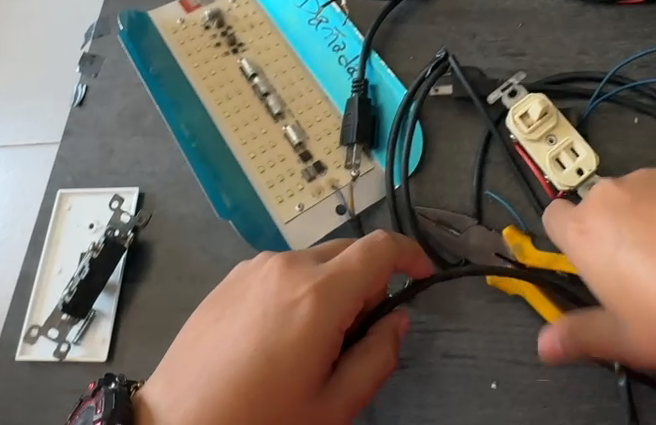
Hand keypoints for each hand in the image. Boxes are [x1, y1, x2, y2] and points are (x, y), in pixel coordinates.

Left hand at [136, 231, 433, 424]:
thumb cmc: (261, 422)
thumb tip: (398, 319)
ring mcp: (256, 266)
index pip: (380, 248)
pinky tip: (280, 336)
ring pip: (315, 262)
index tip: (423, 276)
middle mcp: (288, 265)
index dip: (410, 255)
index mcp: (319, 293)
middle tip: (361, 334)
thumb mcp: (332, 407)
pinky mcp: (232, 276)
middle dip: (368, 282)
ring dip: (332, 287)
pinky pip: (283, 270)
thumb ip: (377, 356)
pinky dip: (299, 290)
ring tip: (315, 344)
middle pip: (348, 252)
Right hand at [537, 165, 655, 375]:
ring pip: (635, 196)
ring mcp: (650, 178)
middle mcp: (609, 195)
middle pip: (597, 206)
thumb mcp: (627, 341)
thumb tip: (543, 345)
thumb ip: (579, 336)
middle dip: (612, 230)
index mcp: (584, 232)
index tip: (593, 263)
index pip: (554, 216)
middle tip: (643, 272)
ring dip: (644, 217)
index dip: (569, 237)